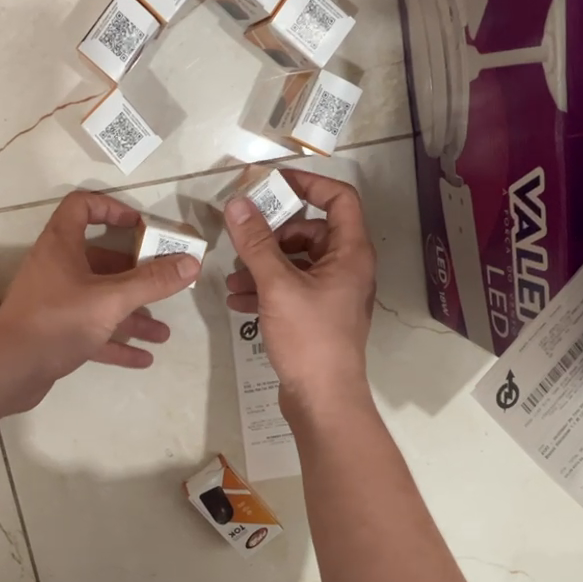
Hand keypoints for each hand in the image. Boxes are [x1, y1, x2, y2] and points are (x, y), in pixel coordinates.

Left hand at [0, 191, 200, 385]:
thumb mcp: (111, 299)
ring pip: (100, 301)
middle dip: (136, 275)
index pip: (82, 207)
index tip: (140, 226)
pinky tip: (143, 358)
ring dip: (131, 315)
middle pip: (101, 260)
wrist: (10, 370)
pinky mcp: (55, 334)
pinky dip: (116, 342)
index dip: (112, 209)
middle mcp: (56, 269)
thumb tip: (190, 263)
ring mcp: (54, 303)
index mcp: (61, 246)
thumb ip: (152, 282)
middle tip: (164, 284)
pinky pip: (92, 332)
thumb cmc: (58, 321)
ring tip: (163, 333)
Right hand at [223, 170, 376, 416]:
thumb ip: (256, 243)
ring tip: (232, 281)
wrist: (323, 399)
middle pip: (311, 232)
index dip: (308, 184)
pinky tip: (238, 302)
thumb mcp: (277, 286)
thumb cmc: (310, 338)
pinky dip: (266, 291)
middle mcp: (346, 269)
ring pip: (296, 264)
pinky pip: (291, 291)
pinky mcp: (317, 318)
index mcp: (350, 253)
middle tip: (244, 240)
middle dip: (273, 236)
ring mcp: (333, 295)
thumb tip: (238, 203)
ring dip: (263, 266)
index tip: (273, 182)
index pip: (338, 199)